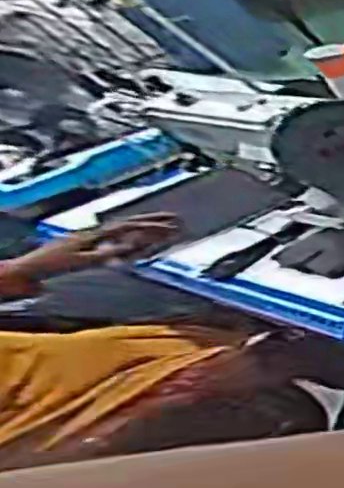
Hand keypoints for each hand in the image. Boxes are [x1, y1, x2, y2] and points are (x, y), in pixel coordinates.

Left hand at [13, 214, 179, 279]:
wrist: (25, 270)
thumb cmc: (53, 266)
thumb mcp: (84, 261)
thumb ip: (110, 253)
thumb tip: (135, 246)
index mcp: (93, 235)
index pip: (127, 226)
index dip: (151, 226)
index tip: (173, 226)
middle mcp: (91, 233)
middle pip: (125, 223)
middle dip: (150, 220)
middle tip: (174, 217)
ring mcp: (86, 238)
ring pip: (119, 229)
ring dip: (142, 227)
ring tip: (161, 227)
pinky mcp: (83, 245)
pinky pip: (111, 237)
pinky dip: (128, 236)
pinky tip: (134, 239)